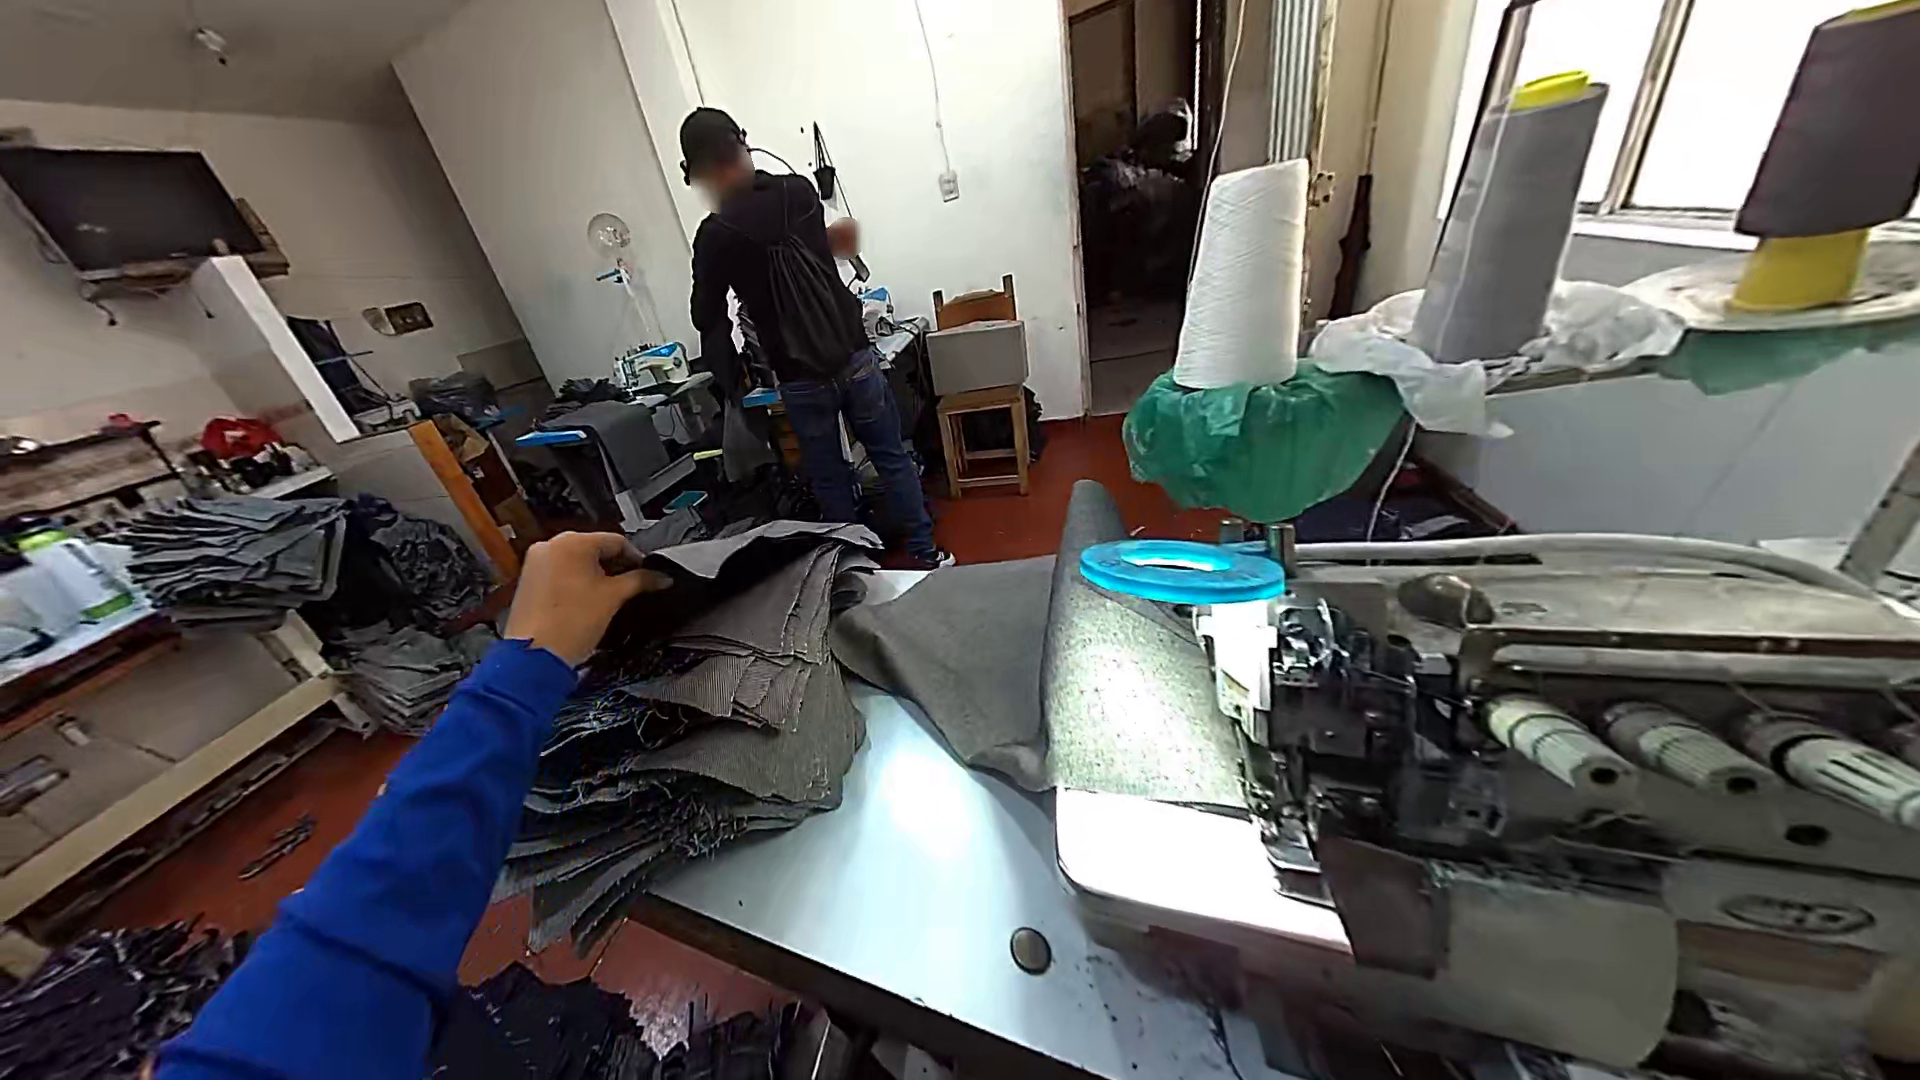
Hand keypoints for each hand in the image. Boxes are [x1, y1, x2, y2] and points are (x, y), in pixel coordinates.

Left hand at [503, 532, 672, 665]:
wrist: (536, 654)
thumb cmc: (571, 622)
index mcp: (572, 543)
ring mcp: (536, 562)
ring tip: (611, 595)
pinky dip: (579, 580)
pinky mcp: (529, 579)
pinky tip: (590, 599)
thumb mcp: (616, 596)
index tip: (648, 574)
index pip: (617, 541)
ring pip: (579, 560)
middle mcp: (550, 546)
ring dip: (598, 574)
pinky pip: (562, 571)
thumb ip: (642, 580)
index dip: (637, 559)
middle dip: (617, 566)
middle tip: (633, 585)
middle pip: (597, 549)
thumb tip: (662, 577)